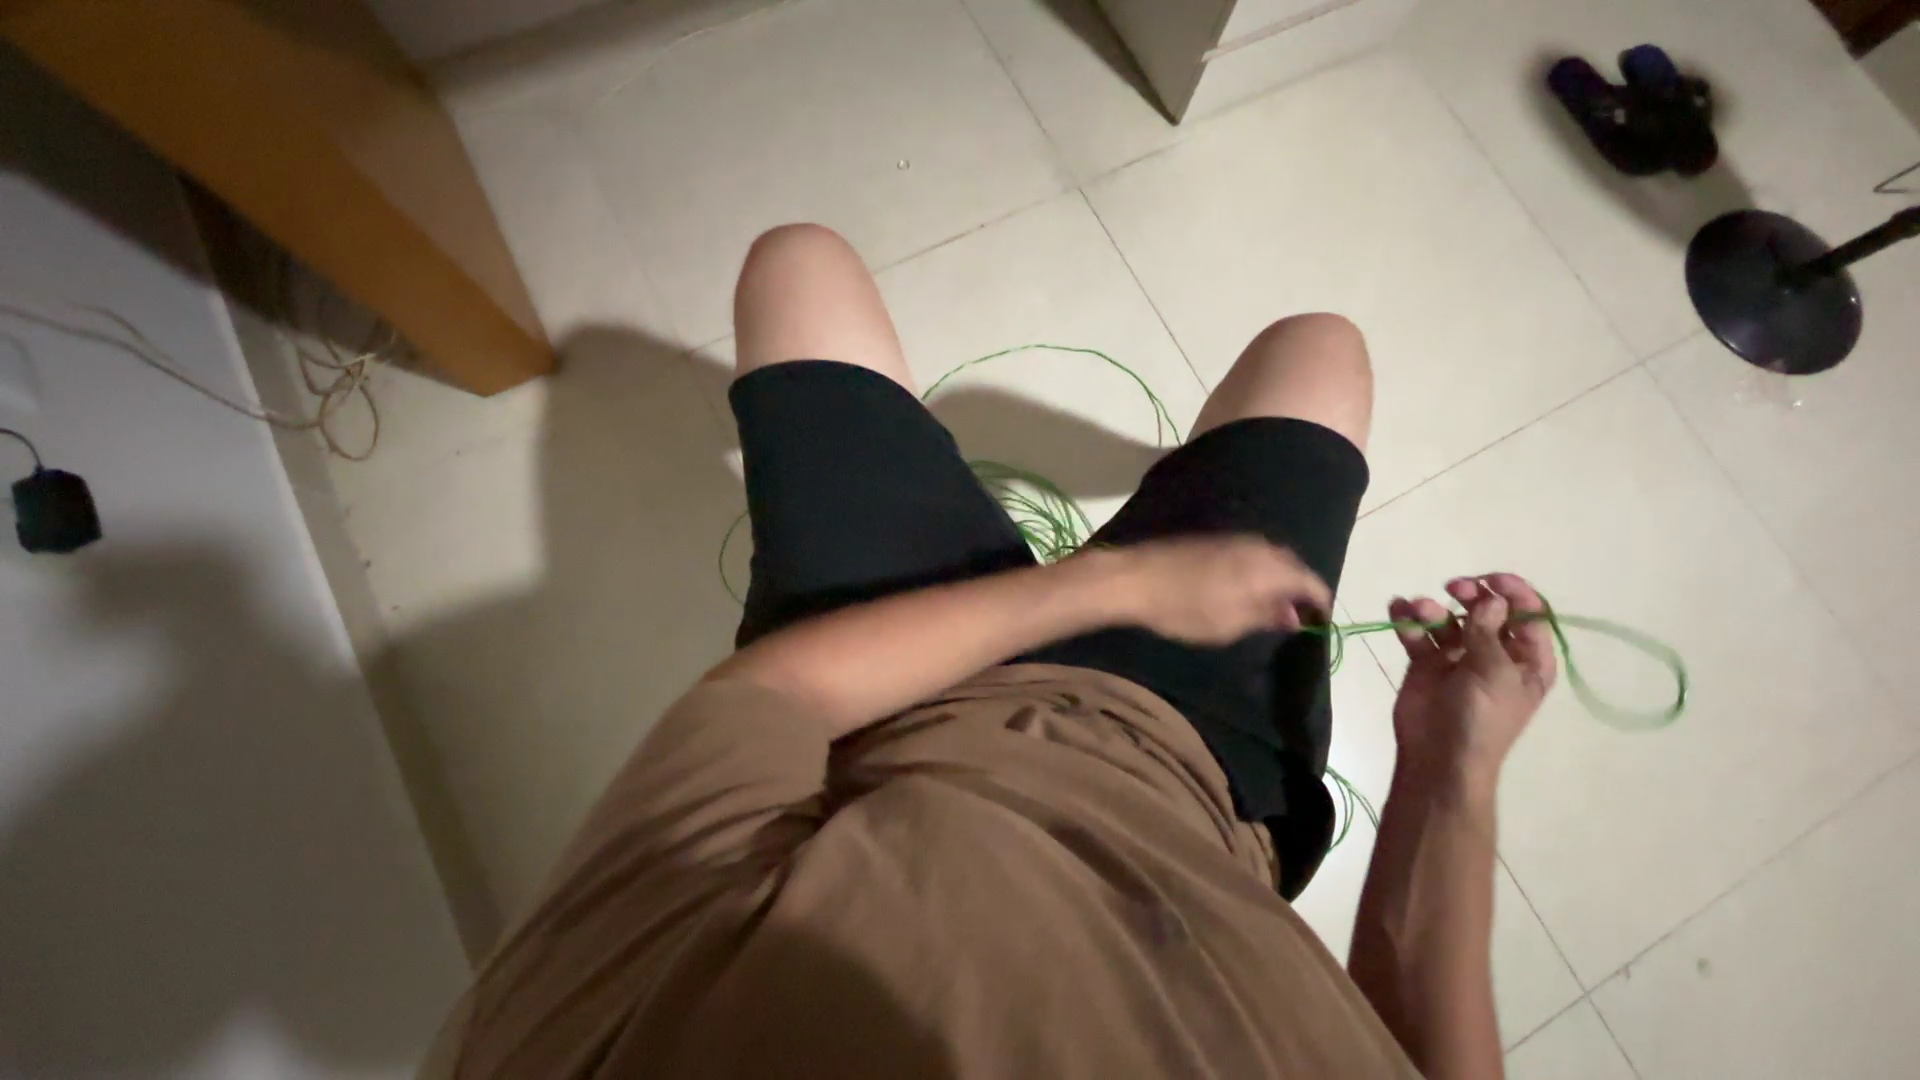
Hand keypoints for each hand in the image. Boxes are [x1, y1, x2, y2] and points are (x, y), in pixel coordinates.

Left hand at [1103, 535, 1330, 645]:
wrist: (1134, 577)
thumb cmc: (1184, 607)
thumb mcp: (1230, 624)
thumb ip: (1267, 617)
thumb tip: (1294, 616)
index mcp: (1268, 566)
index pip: (1310, 581)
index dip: (1320, 601)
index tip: (1322, 619)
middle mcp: (1257, 546)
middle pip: (1292, 565)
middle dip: (1299, 588)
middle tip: (1298, 614)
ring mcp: (1233, 539)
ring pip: (1270, 556)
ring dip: (1277, 578)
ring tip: (1272, 604)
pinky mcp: (1212, 539)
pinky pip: (1249, 553)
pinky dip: (1257, 570)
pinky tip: (1246, 587)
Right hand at [1388, 574, 1557, 788]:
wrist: (1440, 754)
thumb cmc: (1481, 717)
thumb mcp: (1494, 673)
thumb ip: (1488, 632)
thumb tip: (1490, 599)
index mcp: (1526, 660)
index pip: (1528, 615)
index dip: (1514, 593)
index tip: (1490, 579)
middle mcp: (1494, 654)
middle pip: (1486, 612)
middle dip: (1471, 596)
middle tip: (1454, 588)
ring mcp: (1458, 658)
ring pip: (1448, 620)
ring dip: (1433, 609)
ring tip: (1417, 608)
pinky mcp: (1426, 663)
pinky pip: (1418, 634)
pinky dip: (1407, 620)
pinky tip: (1397, 609)